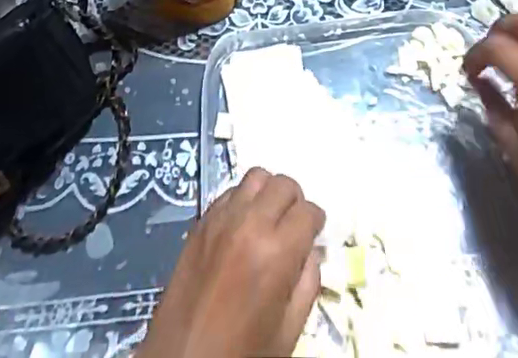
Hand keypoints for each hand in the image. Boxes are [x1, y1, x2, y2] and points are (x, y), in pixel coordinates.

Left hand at [139, 168, 324, 357]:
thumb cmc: (242, 350)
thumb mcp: (289, 330)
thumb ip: (307, 284)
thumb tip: (310, 251)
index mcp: (276, 252)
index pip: (308, 212)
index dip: (316, 222)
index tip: (314, 233)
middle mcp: (249, 223)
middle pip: (283, 184)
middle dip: (295, 201)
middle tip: (294, 224)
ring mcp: (222, 218)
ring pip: (256, 176)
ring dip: (268, 192)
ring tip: (269, 217)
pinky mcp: (201, 221)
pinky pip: (230, 192)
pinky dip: (243, 199)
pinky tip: (243, 224)